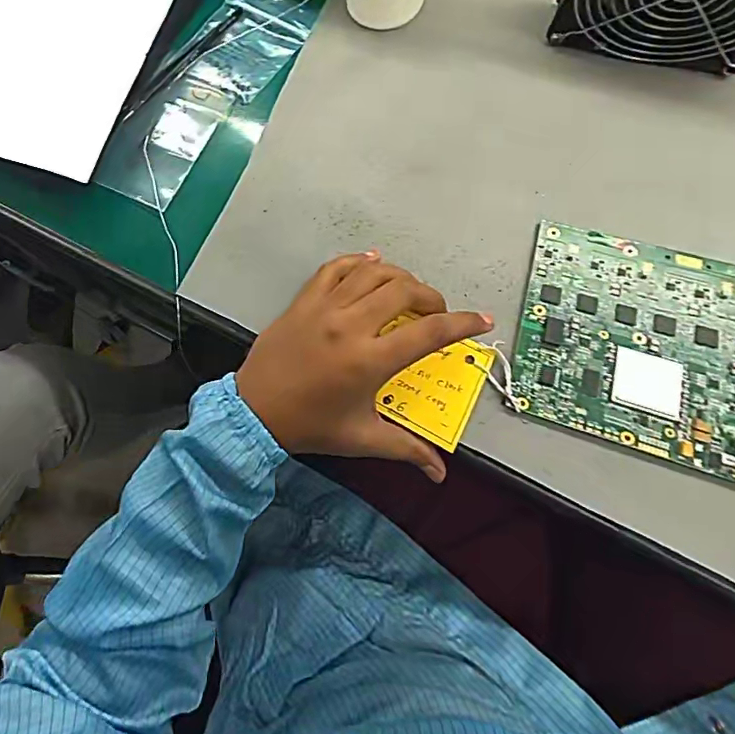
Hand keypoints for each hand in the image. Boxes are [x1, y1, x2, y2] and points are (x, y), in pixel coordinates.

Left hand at [237, 252, 491, 482]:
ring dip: (399, 276)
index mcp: (369, 361)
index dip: (462, 324)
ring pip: (372, 273)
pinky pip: (334, 268)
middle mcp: (349, 326)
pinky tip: (370, 262)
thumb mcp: (360, 438)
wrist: (254, 410)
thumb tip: (438, 472)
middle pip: (404, 291)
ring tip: (409, 290)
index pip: (429, 332)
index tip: (480, 321)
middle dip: (431, 297)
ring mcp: (324, 308)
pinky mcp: (304, 300)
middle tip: (437, 311)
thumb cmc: (307, 425)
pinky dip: (357, 261)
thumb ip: (406, 449)